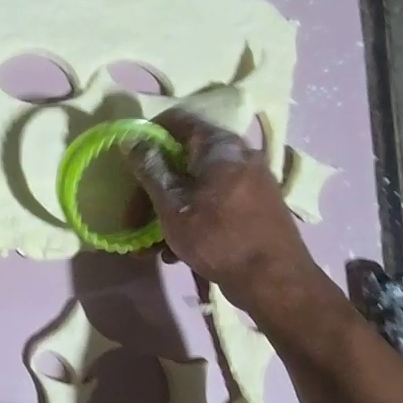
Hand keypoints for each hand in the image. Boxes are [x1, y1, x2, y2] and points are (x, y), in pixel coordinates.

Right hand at [122, 110, 328, 317]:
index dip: (148, 138)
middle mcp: (240, 155)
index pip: (178, 122)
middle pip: (184, 160)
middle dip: (153, 190)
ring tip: (151, 246)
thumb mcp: (172, 205)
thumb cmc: (218, 238)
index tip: (128, 164)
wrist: (274, 280)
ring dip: (168, 212)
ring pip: (196, 187)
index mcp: (220, 146)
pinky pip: (213, 203)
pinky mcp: (255, 206)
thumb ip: (150, 169)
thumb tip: (132, 138)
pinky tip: (176, 253)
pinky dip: (192, 220)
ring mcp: (251, 181)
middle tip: (133, 220)